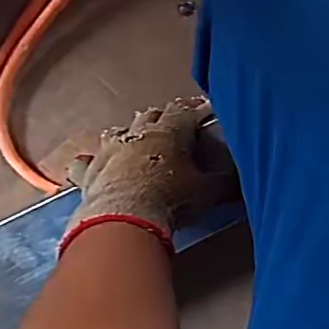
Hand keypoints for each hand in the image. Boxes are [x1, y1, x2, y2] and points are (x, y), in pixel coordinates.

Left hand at [65, 96, 230, 246]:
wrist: (124, 219)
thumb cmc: (173, 198)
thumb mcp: (210, 191)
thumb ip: (225, 180)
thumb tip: (242, 176)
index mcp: (170, 131)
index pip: (186, 111)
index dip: (197, 110)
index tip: (207, 111)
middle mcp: (138, 134)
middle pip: (151, 115)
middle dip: (163, 117)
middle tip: (174, 125)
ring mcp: (110, 151)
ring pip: (118, 132)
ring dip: (129, 133)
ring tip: (137, 139)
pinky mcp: (89, 173)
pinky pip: (87, 162)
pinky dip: (91, 161)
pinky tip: (90, 162)